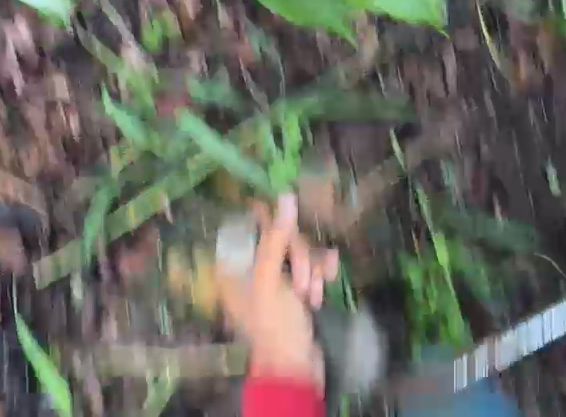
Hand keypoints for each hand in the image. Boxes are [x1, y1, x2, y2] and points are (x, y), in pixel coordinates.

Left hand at [217, 194, 339, 386]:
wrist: (296, 370)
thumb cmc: (274, 326)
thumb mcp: (270, 280)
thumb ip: (276, 237)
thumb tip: (285, 194)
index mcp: (235, 264)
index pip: (253, 223)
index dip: (274, 221)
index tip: (292, 228)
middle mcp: (253, 266)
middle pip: (282, 236)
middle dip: (299, 255)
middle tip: (303, 281)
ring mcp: (276, 277)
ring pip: (299, 249)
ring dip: (311, 266)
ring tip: (314, 292)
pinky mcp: (296, 286)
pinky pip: (311, 263)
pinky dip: (320, 271)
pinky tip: (329, 280)